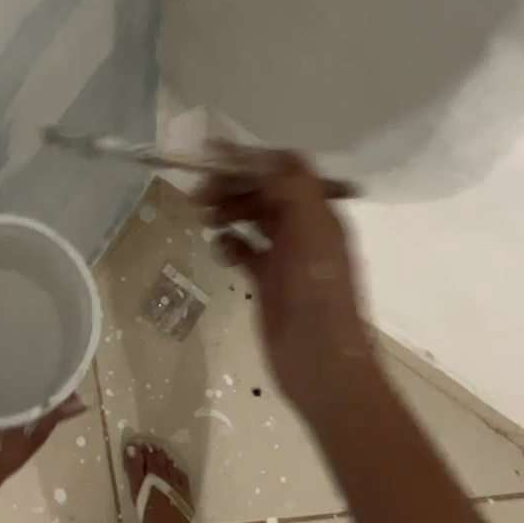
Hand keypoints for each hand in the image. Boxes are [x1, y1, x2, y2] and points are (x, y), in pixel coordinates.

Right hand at [200, 145, 372, 398]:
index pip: (282, 169)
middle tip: (201, 194)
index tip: (212, 157)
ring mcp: (285, 255)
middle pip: (263, 189)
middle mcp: (303, 228)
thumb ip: (292, 187)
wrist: (322, 366)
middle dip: (232, 185)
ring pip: (250, 216)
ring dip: (227, 209)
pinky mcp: (267, 280)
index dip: (249, 160)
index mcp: (319, 212)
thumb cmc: (320, 295)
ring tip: (205, 217)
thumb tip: (261, 156)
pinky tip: (221, 251)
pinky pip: (242, 249)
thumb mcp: (313, 231)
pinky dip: (228, 243)